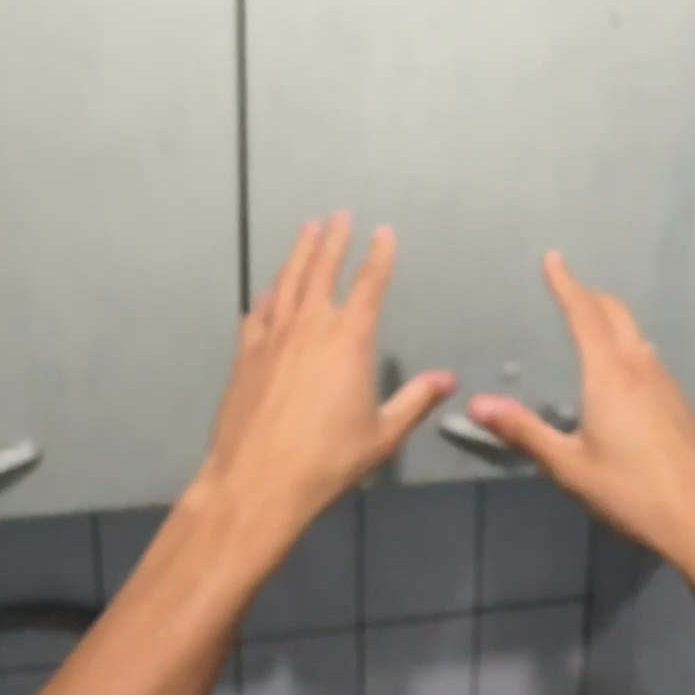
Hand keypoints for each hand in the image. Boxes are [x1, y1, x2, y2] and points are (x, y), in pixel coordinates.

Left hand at [196, 213, 456, 535]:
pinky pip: (258, 312)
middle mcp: (310, 326)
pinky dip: (267, 294)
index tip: (384, 231)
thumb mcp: (382, 435)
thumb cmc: (328, 459)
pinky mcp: (246, 353)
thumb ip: (415, 401)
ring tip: (307, 228)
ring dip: (299, 252)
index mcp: (348, 340)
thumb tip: (449, 379)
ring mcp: (273, 336)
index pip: (368, 285)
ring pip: (288, 281)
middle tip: (339, 214)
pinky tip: (269, 288)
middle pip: (323, 269)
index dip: (379, 255)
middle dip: (334, 239)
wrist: (257, 481)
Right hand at [467, 253, 694, 572]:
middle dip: (589, 294)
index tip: (553, 258)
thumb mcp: (569, 466)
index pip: (584, 314)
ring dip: (610, 317)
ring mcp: (665, 383)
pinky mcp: (680, 403)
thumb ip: (523, 431)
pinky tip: (622, 372)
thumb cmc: (632, 492)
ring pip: (635, 332)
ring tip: (590, 323)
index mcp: (609, 374)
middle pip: (614, 313)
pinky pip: (647, 355)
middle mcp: (639, 367)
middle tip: (567, 287)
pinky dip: (626, 342)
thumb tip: (475, 404)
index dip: (566, 284)